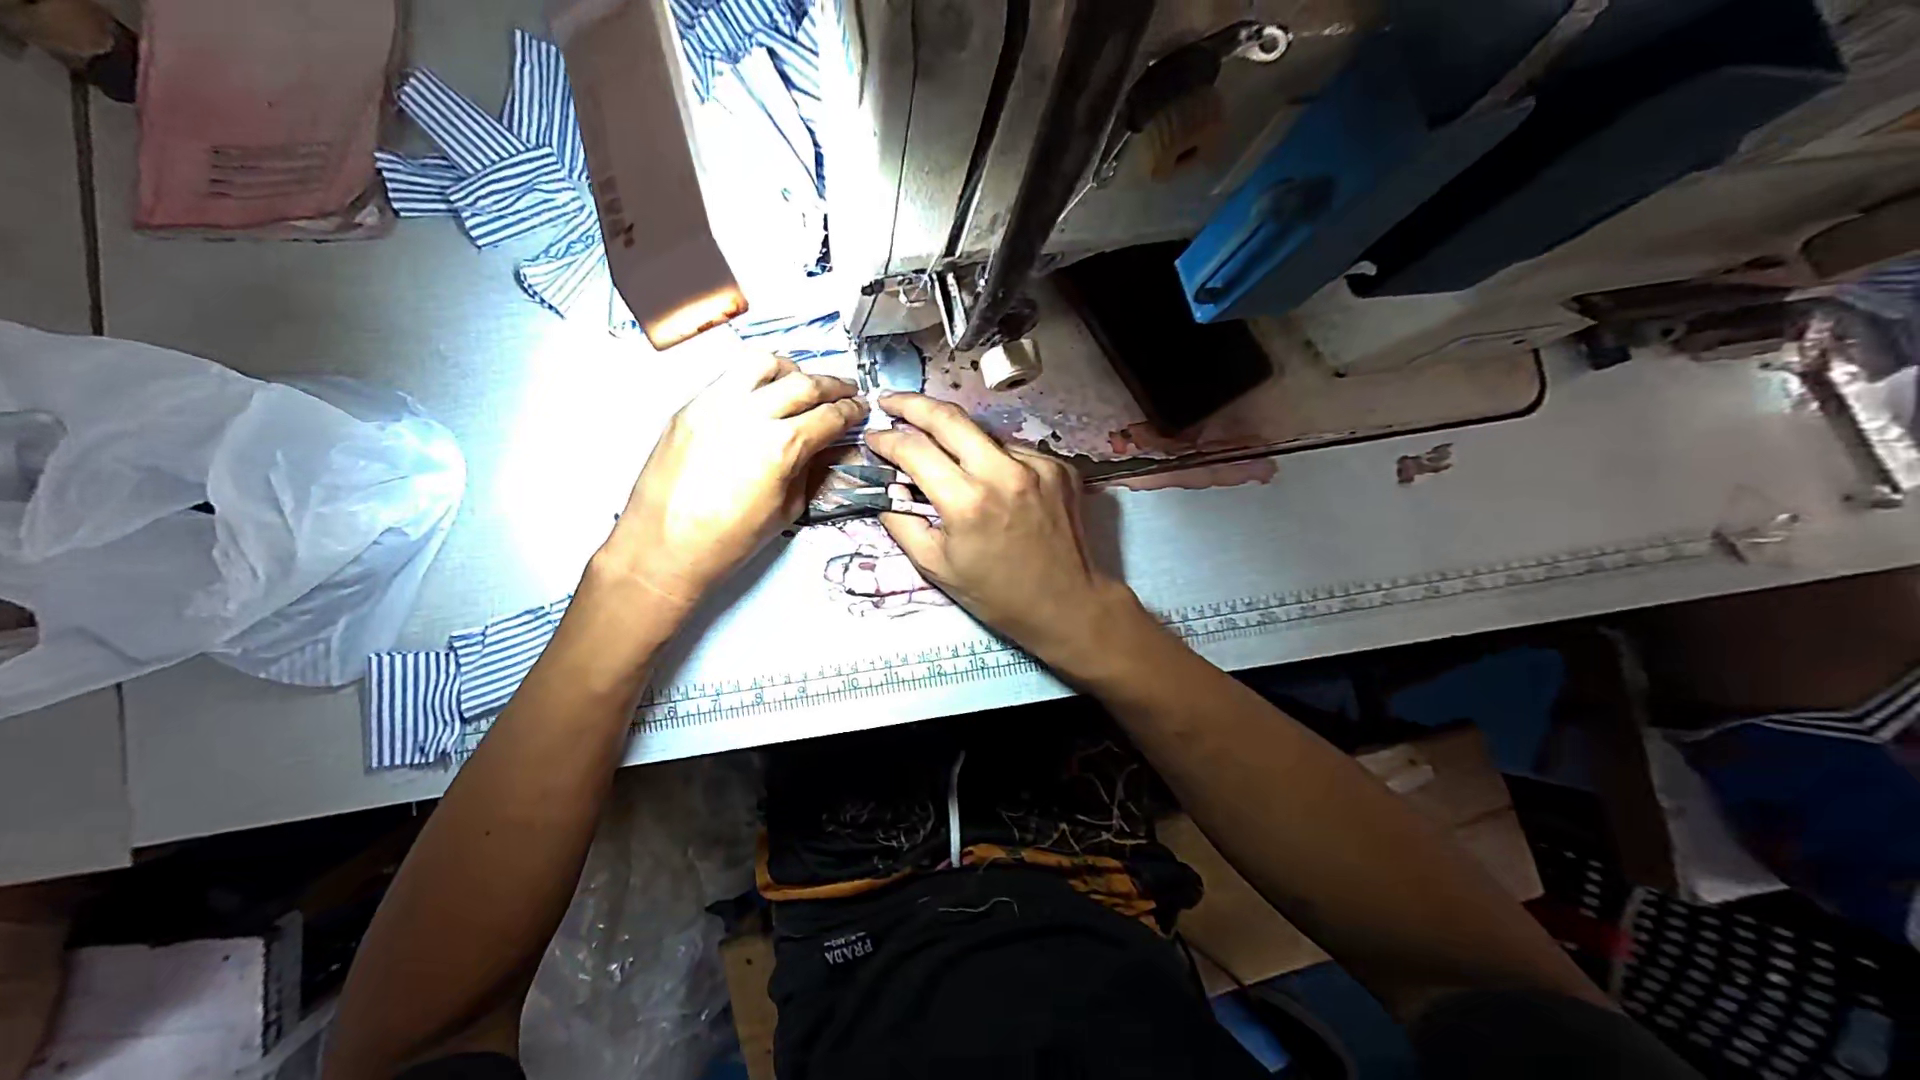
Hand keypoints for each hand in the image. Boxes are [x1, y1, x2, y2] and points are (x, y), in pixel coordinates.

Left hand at [597, 353, 865, 609]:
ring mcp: (716, 405)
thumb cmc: (724, 540)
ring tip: (801, 382)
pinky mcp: (691, 406)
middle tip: (844, 391)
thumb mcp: (787, 509)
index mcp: (781, 447)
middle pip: (804, 383)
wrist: (664, 547)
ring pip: (764, 363)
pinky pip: (729, 375)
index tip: (859, 409)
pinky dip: (754, 377)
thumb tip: (827, 447)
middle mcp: (750, 416)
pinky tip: (762, 392)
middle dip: (832, 385)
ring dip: (792, 370)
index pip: (829, 415)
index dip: (851, 411)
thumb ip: (811, 469)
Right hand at [864, 393, 1150, 673]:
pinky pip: (1012, 450)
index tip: (873, 437)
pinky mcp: (1058, 466)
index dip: (886, 439)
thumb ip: (901, 521)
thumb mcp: (935, 566)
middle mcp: (1003, 473)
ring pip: (982, 433)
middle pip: (948, 417)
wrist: (1066, 603)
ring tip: (946, 459)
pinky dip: (992, 460)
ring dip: (957, 439)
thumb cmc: (995, 594)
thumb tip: (885, 488)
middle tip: (890, 402)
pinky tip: (991, 482)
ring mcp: (1036, 465)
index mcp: (967, 502)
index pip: (914, 449)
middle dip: (912, 403)